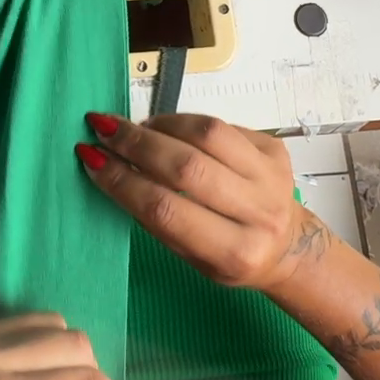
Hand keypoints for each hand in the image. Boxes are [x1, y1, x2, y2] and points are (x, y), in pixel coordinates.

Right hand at [77, 112, 334, 291]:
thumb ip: (157, 216)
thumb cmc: (230, 256)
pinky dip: (185, 123)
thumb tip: (111, 166)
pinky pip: (222, 125)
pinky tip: (167, 128)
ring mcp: (272, 176)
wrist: (289, 247)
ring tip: (135, 127)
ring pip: (207, 133)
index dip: (122, 181)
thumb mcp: (192, 256)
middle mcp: (258, 213)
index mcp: (233, 253)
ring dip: (160, 125)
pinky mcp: (275, 147)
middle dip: (135, 144)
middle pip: (186, 167)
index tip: (90, 158)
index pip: (166, 209)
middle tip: (102, 129)